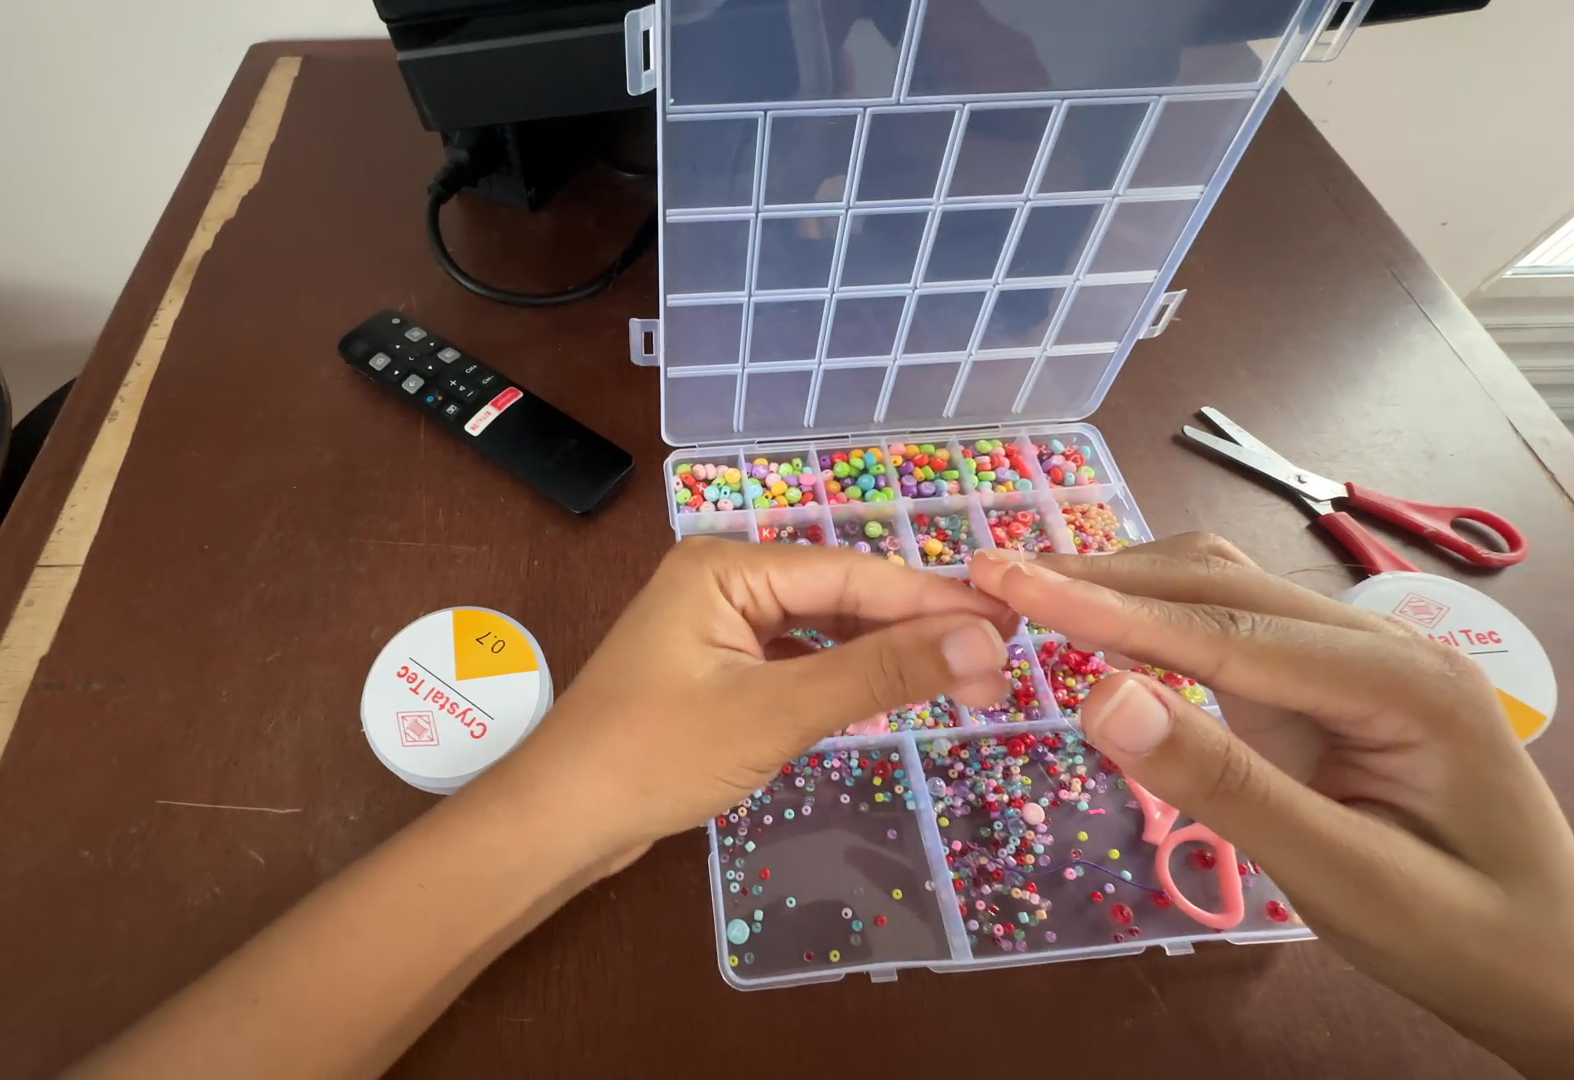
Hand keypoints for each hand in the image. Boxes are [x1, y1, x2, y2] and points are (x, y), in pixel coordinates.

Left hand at [498, 537, 1016, 866]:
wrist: (564, 816)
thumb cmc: (657, 755)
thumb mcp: (775, 713)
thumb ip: (877, 673)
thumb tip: (980, 640)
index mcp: (725, 565)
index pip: (850, 573)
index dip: (932, 598)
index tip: (1009, 623)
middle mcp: (721, 577)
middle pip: (836, 595)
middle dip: (911, 629)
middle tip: (995, 667)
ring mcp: (716, 619)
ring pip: (818, 626)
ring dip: (879, 652)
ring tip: (956, 678)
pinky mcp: (716, 660)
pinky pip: (793, 655)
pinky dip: (838, 673)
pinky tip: (883, 689)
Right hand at [969, 537, 1573, 1077]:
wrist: (1556, 971)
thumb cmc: (1464, 938)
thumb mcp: (1348, 881)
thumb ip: (1223, 784)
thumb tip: (1097, 697)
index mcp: (1399, 683)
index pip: (1219, 627)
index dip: (1102, 605)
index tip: (1006, 584)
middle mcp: (1371, 640)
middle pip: (1209, 581)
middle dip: (1093, 577)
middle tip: (990, 576)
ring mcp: (1340, 649)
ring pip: (1207, 581)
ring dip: (1112, 580)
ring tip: (1025, 588)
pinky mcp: (1305, 670)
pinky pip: (1209, 615)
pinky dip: (1136, 607)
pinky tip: (1090, 617)